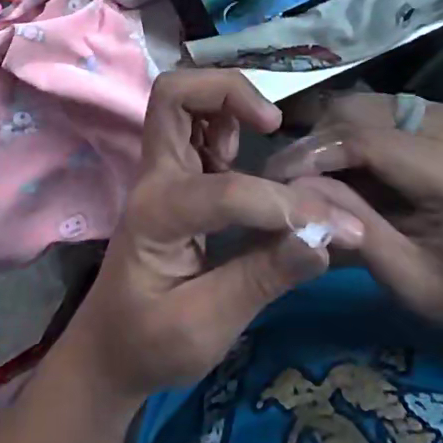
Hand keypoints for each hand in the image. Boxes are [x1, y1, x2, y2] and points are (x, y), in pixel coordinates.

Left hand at [61, 71, 365, 400]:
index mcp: (157, 216)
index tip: (334, 229)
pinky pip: (197, 124)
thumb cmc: (151, 344)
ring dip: (227, 100)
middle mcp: (156, 180)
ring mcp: (163, 173)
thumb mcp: (206, 327)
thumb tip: (323, 239)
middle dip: (227, 92)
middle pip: (173, 96)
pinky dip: (228, 120)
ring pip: (182, 100)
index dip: (283, 206)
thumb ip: (263, 279)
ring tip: (267, 129)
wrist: (109, 350)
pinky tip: (252, 148)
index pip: (225, 192)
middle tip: (272, 122)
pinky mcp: (177, 178)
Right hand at [265, 92, 442, 343]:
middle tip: (279, 180)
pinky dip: (345, 134)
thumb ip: (353, 228)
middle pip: (357, 112)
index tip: (271, 180)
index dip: (310, 155)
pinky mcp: (437, 114)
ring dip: (324, 135)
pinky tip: (332, 166)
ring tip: (300, 174)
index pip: (363, 140)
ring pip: (360, 105)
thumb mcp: (409, 280)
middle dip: (311, 142)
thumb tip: (296, 190)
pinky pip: (374, 112)